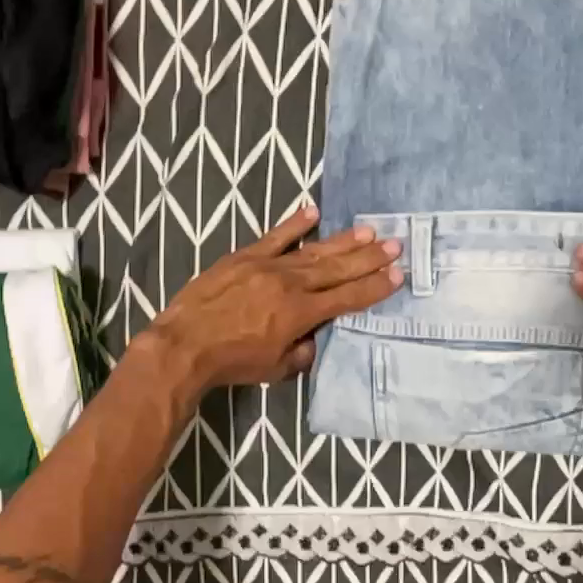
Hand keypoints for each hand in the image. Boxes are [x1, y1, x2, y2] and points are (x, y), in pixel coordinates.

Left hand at [136, 205, 401, 390]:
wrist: (185, 344)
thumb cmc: (231, 362)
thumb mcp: (275, 369)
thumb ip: (300, 354)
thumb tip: (312, 340)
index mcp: (301, 313)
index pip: (347, 298)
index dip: (374, 287)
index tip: (397, 275)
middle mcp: (290, 284)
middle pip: (337, 268)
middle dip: (369, 258)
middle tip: (395, 244)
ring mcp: (267, 266)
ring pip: (313, 250)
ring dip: (343, 241)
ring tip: (368, 231)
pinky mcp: (244, 257)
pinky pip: (275, 237)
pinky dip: (294, 224)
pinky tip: (313, 212)